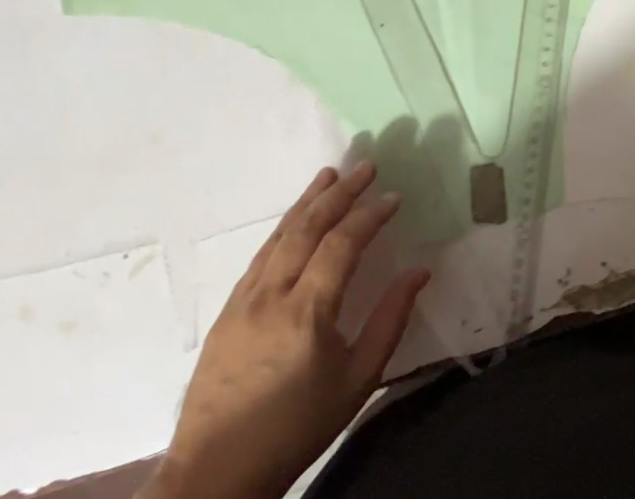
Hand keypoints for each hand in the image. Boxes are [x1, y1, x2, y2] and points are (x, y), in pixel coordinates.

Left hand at [141, 163, 430, 498]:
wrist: (216, 472)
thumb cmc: (297, 427)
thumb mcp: (358, 379)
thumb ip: (390, 320)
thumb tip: (418, 272)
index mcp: (307, 311)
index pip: (342, 244)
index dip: (370, 215)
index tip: (394, 196)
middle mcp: (271, 296)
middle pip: (306, 229)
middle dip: (338, 194)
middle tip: (366, 166)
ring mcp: (243, 303)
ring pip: (277, 238)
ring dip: (306, 204)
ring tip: (328, 176)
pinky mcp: (226, 314)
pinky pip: (259, 259)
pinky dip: (282, 231)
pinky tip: (293, 224)